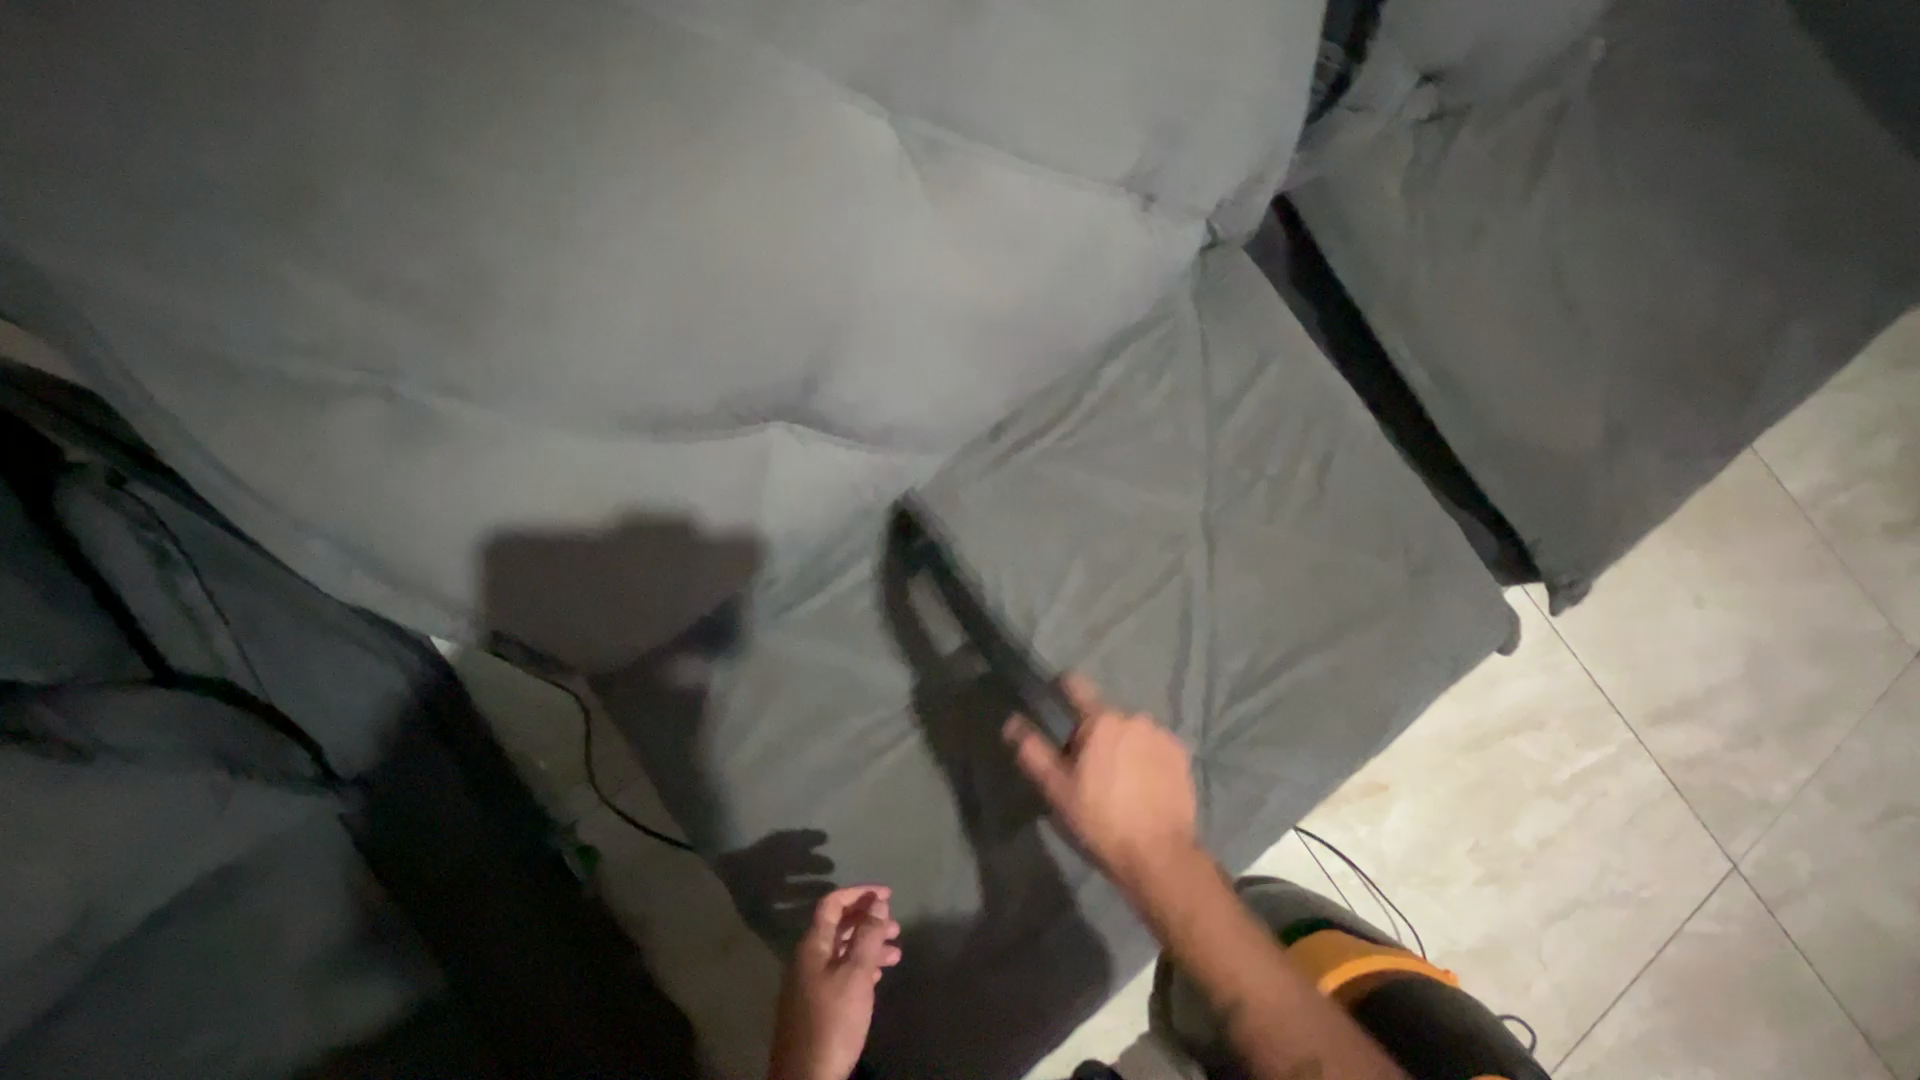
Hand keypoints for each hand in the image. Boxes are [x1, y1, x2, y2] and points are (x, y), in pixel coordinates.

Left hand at [768, 886, 902, 1079]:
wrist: (807, 1077)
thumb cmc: (833, 1020)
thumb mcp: (856, 974)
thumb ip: (867, 936)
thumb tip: (877, 902)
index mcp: (812, 945)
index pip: (832, 904)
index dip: (859, 893)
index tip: (887, 894)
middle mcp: (807, 957)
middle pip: (838, 926)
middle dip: (868, 920)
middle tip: (896, 925)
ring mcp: (809, 981)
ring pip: (842, 950)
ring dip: (869, 945)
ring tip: (896, 952)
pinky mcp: (815, 1003)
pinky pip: (840, 971)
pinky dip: (861, 965)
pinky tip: (879, 974)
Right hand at [1003, 676, 1199, 898]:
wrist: (1159, 856)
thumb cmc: (1101, 821)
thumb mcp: (1058, 790)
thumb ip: (1034, 751)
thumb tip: (1012, 721)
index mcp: (1102, 720)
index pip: (1076, 686)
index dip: (1062, 689)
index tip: (1054, 700)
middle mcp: (1135, 717)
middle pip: (1104, 717)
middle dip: (1093, 735)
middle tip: (1086, 771)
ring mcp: (1163, 735)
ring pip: (1131, 733)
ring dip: (1121, 747)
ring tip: (1117, 783)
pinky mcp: (1182, 756)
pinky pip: (1154, 747)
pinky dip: (1145, 759)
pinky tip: (1142, 788)